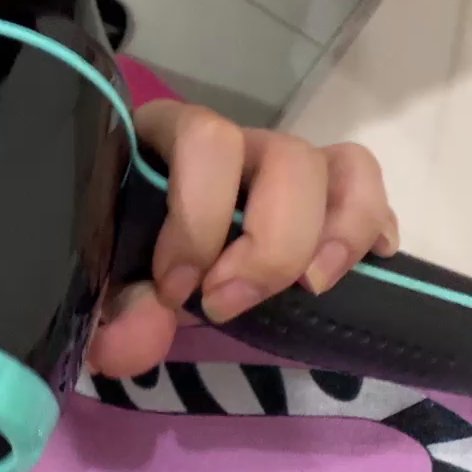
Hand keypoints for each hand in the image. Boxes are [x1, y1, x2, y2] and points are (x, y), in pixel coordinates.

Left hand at [87, 101, 397, 377]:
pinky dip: (370, 224)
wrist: (144, 262)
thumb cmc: (118, 254)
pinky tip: (355, 269)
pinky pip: (364, 181)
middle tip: (227, 305)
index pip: (206, 142)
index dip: (200, 217)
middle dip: (270, 245)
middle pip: (288, 157)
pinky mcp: (320, 190)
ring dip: (337, 235)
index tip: (176, 288)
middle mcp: (233, 141)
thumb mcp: (101, 286)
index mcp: (166, 137)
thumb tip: (142, 334)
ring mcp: (278, 161)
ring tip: (310, 290)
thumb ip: (114, 310)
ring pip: (337, 167)